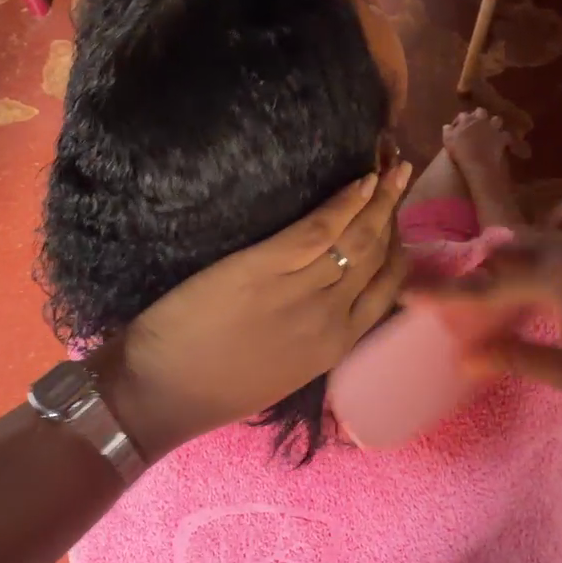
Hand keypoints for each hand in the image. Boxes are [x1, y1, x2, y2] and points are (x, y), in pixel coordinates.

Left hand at [90, 159, 414, 460]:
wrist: (159, 393)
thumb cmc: (214, 387)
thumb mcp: (284, 374)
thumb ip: (315, 336)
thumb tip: (334, 297)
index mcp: (336, 346)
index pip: (385, 289)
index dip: (398, 251)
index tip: (399, 223)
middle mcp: (331, 318)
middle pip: (376, 256)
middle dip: (393, 214)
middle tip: (402, 178)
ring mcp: (301, 293)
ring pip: (356, 239)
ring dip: (379, 199)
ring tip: (392, 169)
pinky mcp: (264, 268)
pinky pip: (317, 230)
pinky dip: (344, 203)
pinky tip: (360, 182)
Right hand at [425, 199, 561, 402]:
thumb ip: (518, 357)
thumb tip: (463, 357)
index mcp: (556, 278)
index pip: (486, 285)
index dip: (444, 292)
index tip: (406, 291)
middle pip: (503, 250)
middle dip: (469, 269)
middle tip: (441, 287)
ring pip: (532, 232)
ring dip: (504, 250)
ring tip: (485, 272)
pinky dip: (549, 227)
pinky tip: (545, 245)